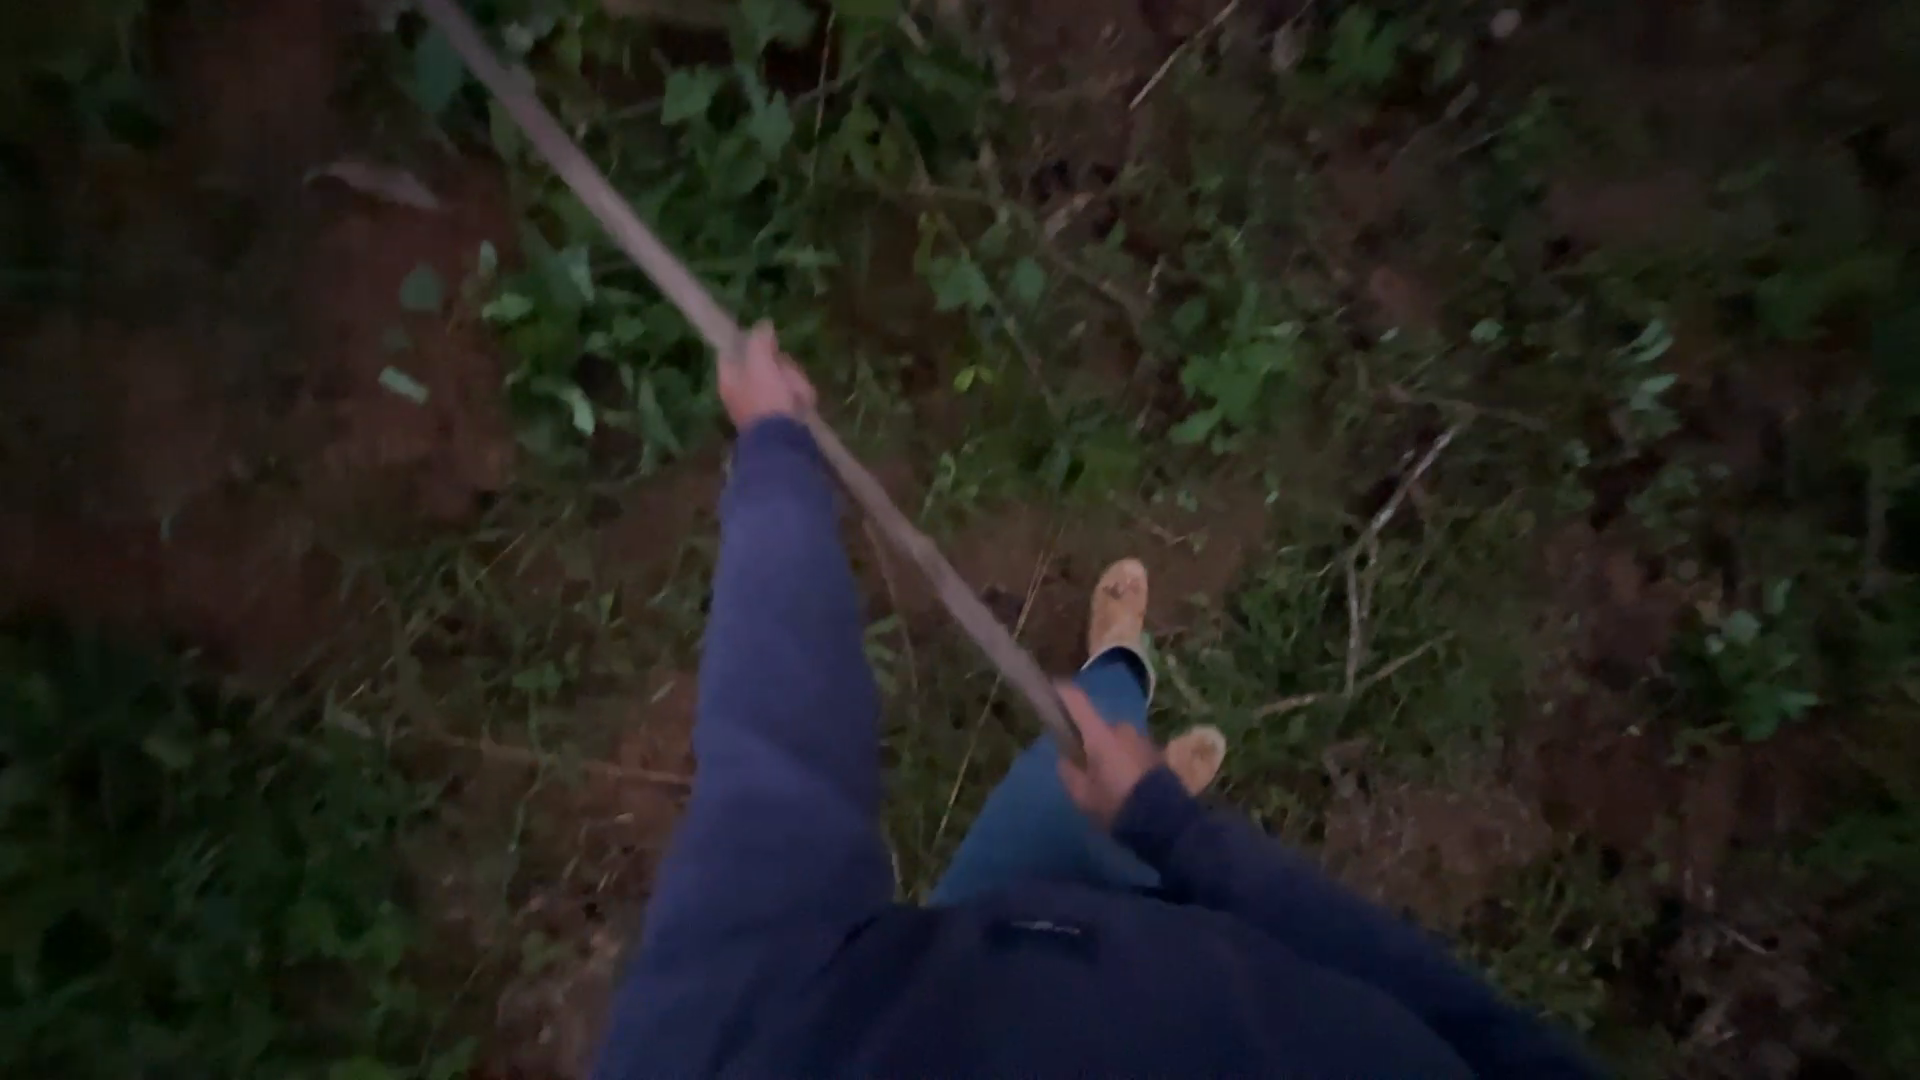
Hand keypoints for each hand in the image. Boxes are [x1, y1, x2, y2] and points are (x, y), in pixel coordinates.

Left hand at [719, 321, 815, 429]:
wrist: (783, 440)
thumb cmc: (766, 399)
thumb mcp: (760, 363)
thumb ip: (759, 340)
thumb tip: (764, 324)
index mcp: (729, 379)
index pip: (732, 351)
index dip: (750, 342)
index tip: (768, 341)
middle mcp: (742, 392)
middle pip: (763, 364)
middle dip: (782, 366)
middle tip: (787, 372)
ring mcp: (762, 406)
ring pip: (782, 379)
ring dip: (795, 382)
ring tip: (799, 394)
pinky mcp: (781, 417)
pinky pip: (793, 396)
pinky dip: (800, 397)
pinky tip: (804, 402)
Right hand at [1055, 681, 1163, 828]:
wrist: (1167, 822)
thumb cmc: (1117, 805)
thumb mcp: (1083, 796)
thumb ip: (1069, 773)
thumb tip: (1066, 758)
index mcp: (1100, 734)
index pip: (1077, 700)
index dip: (1062, 691)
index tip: (1051, 686)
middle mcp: (1122, 728)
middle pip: (1097, 725)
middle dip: (1089, 740)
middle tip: (1084, 764)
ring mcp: (1142, 738)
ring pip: (1116, 738)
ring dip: (1109, 751)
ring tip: (1108, 780)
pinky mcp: (1157, 752)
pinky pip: (1131, 749)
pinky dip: (1125, 759)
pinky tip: (1126, 784)